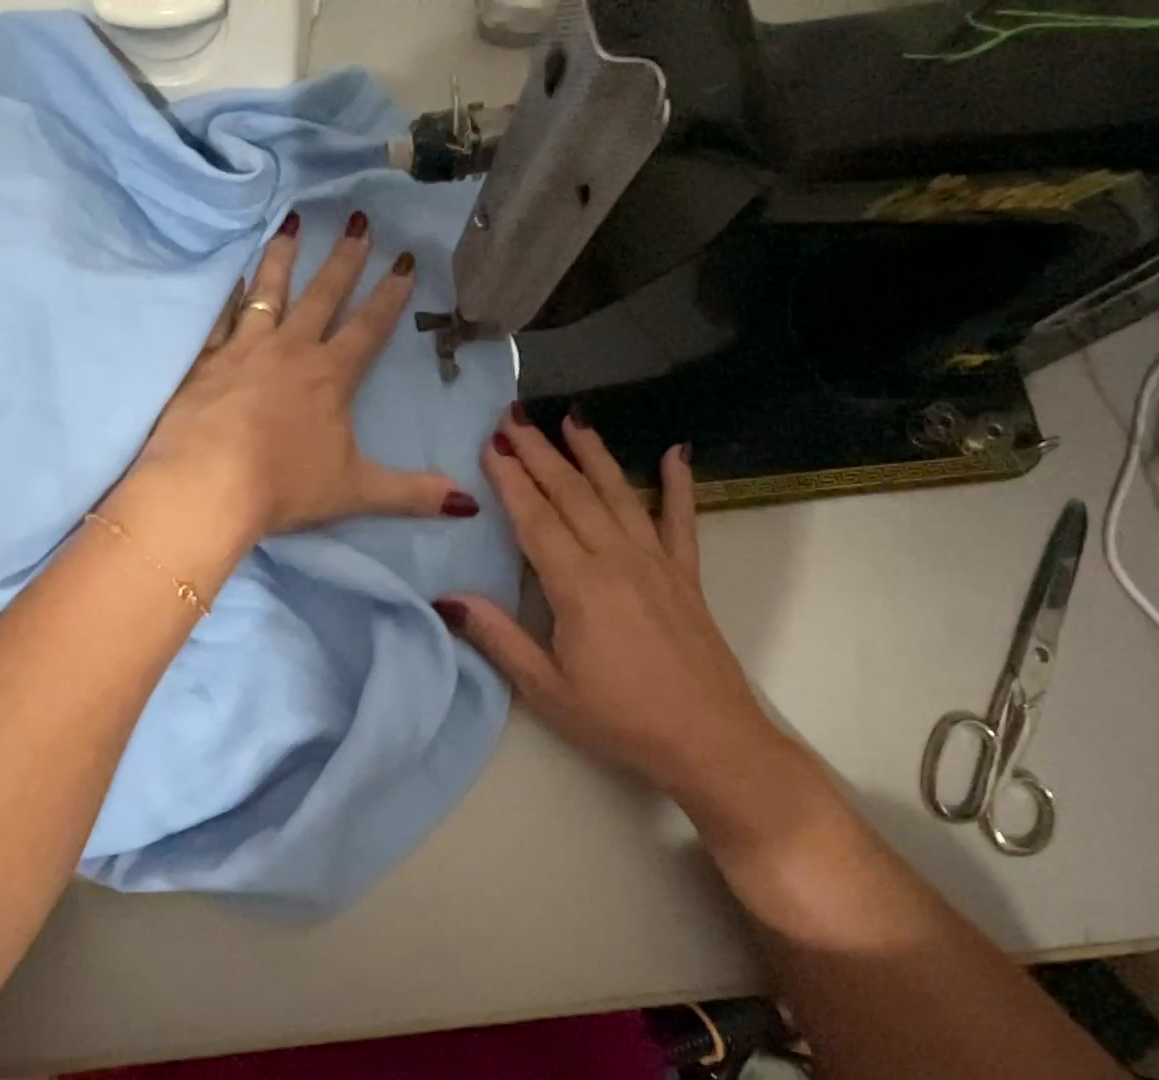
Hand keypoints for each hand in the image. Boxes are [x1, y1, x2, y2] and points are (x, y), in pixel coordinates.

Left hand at [128, 211, 478, 539]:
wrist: (206, 484)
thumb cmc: (282, 487)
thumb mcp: (354, 493)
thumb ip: (410, 494)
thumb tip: (467, 505)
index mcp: (330, 376)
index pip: (368, 327)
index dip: (390, 295)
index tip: (405, 260)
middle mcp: (289, 350)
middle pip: (322, 296)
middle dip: (345, 260)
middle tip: (359, 222)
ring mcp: (243, 349)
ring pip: (267, 292)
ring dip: (283, 257)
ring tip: (292, 224)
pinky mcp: (204, 360)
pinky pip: (219, 316)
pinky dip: (227, 293)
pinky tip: (229, 275)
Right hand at [434, 406, 784, 797]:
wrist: (711, 742)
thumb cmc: (620, 720)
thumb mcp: (546, 688)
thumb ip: (498, 637)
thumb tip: (447, 599)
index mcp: (579, 587)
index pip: (536, 520)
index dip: (511, 480)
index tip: (492, 445)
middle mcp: (618, 561)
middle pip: (573, 495)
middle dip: (541, 453)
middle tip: (516, 416)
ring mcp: (658, 564)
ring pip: (619, 495)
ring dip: (593, 455)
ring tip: (572, 419)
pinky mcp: (687, 576)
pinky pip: (682, 519)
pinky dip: (680, 484)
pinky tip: (676, 453)